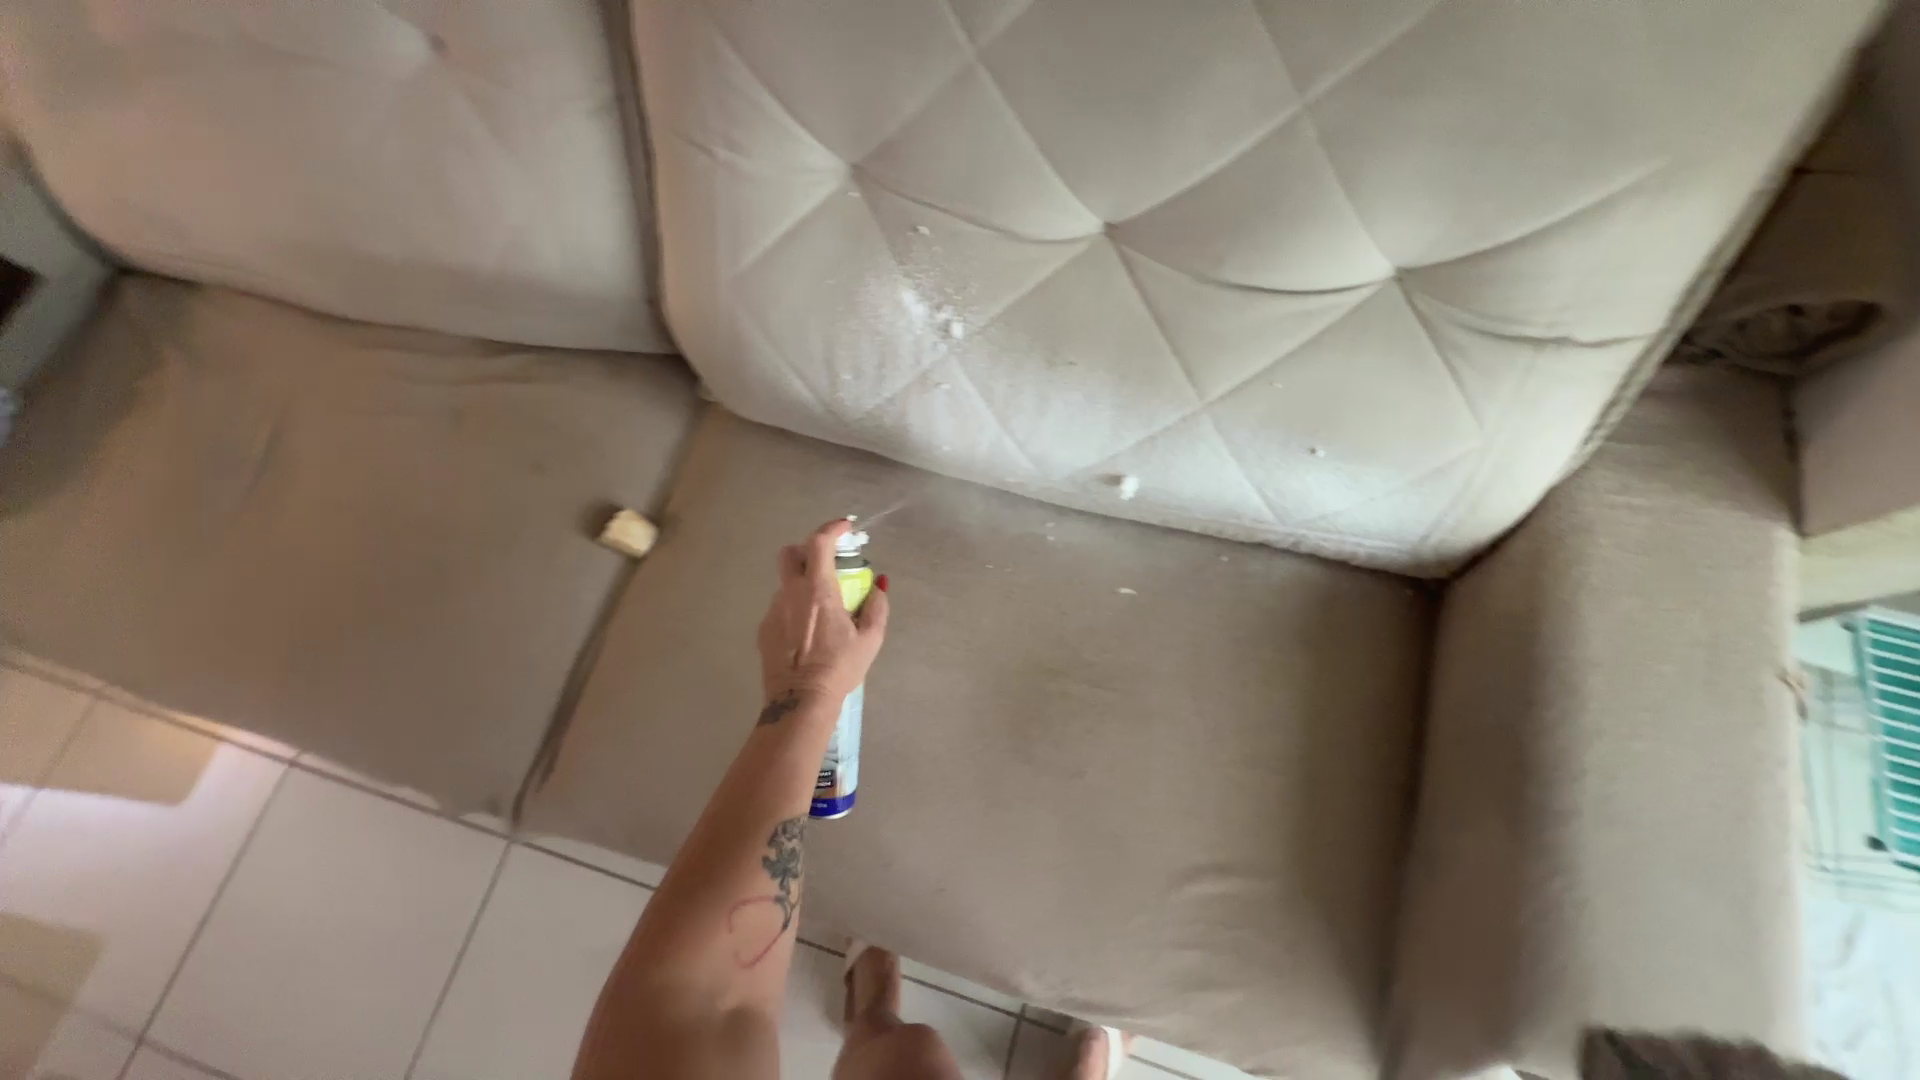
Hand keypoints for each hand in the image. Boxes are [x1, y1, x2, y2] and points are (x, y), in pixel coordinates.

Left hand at [756, 519, 889, 706]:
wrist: (800, 701)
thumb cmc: (839, 668)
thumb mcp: (870, 639)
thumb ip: (877, 606)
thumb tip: (879, 585)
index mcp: (818, 589)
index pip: (819, 542)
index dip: (832, 528)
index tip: (846, 528)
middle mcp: (790, 593)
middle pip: (789, 553)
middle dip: (807, 551)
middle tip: (826, 565)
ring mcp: (773, 611)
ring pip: (786, 584)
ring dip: (803, 586)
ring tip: (821, 612)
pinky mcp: (763, 630)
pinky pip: (780, 609)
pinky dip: (794, 610)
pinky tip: (806, 635)